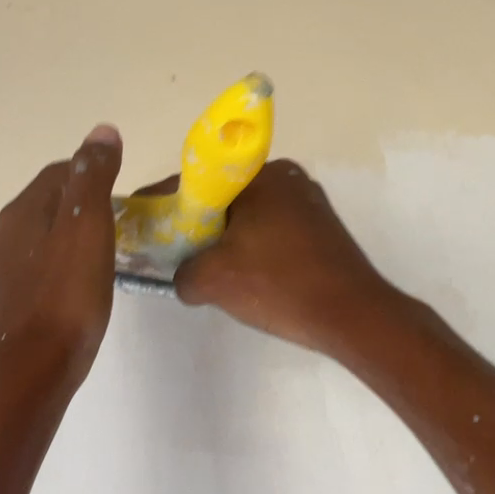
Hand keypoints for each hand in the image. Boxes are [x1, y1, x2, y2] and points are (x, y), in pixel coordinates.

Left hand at [0, 125, 122, 390]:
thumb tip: (102, 131)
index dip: (91, 174)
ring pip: (38, 240)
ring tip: (101, 258)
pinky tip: (74, 292)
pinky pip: (33, 273)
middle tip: (118, 225)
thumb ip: (93, 177)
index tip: (122, 194)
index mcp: (20, 212)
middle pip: (46, 205)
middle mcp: (0, 236)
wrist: (28, 376)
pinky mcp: (2, 307)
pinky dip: (56, 270)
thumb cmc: (64, 298)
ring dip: (66, 239)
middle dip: (79, 207)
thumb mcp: (87, 228)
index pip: (58, 173)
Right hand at [165, 159, 408, 358]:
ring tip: (205, 267)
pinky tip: (245, 274)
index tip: (140, 221)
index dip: (161, 202)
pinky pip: (273, 229)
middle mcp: (285, 177)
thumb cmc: (280, 286)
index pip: (194, 182)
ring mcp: (308, 202)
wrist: (354, 317)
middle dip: (196, 221)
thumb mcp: (214, 281)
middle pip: (223, 196)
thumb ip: (182, 273)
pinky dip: (252, 245)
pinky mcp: (323, 228)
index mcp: (258, 176)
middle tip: (172, 250)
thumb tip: (182, 276)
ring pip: (249, 213)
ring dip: (226, 236)